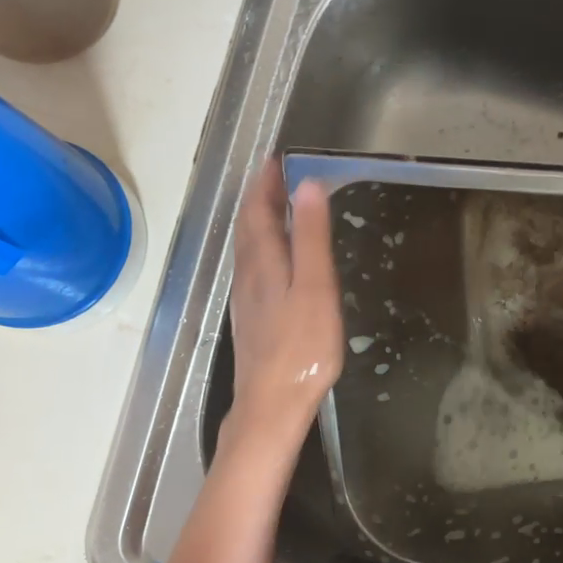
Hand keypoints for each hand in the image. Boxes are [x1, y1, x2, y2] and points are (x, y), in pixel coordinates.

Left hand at [226, 159, 342, 439]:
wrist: (272, 403)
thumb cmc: (302, 348)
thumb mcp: (316, 288)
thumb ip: (312, 237)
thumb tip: (307, 185)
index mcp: (264, 261)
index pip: (259, 209)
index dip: (267, 182)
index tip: (278, 159)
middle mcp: (248, 275)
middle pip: (249, 227)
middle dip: (261, 198)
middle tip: (278, 177)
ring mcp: (247, 300)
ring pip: (248, 249)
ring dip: (259, 223)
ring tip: (277, 210)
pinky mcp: (252, 321)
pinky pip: (253, 271)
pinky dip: (263, 251)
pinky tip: (274, 263)